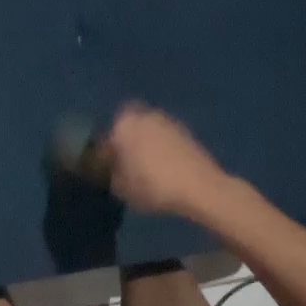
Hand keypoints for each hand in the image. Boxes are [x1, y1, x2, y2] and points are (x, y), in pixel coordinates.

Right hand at [102, 102, 235, 217]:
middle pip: (127, 129)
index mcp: (122, 126)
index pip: (105, 141)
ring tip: (146, 169)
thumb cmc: (153, 186)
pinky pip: (164, 139)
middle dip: (125, 143)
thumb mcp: (122, 189)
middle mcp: (143, 116)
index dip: (105, 158)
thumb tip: (112, 170)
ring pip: (147, 132)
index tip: (108, 172)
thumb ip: (111, 176)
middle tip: (126, 165)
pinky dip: (162, 149)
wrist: (200, 188)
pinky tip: (164, 168)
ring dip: (144, 144)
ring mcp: (167, 122)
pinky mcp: (186, 132)